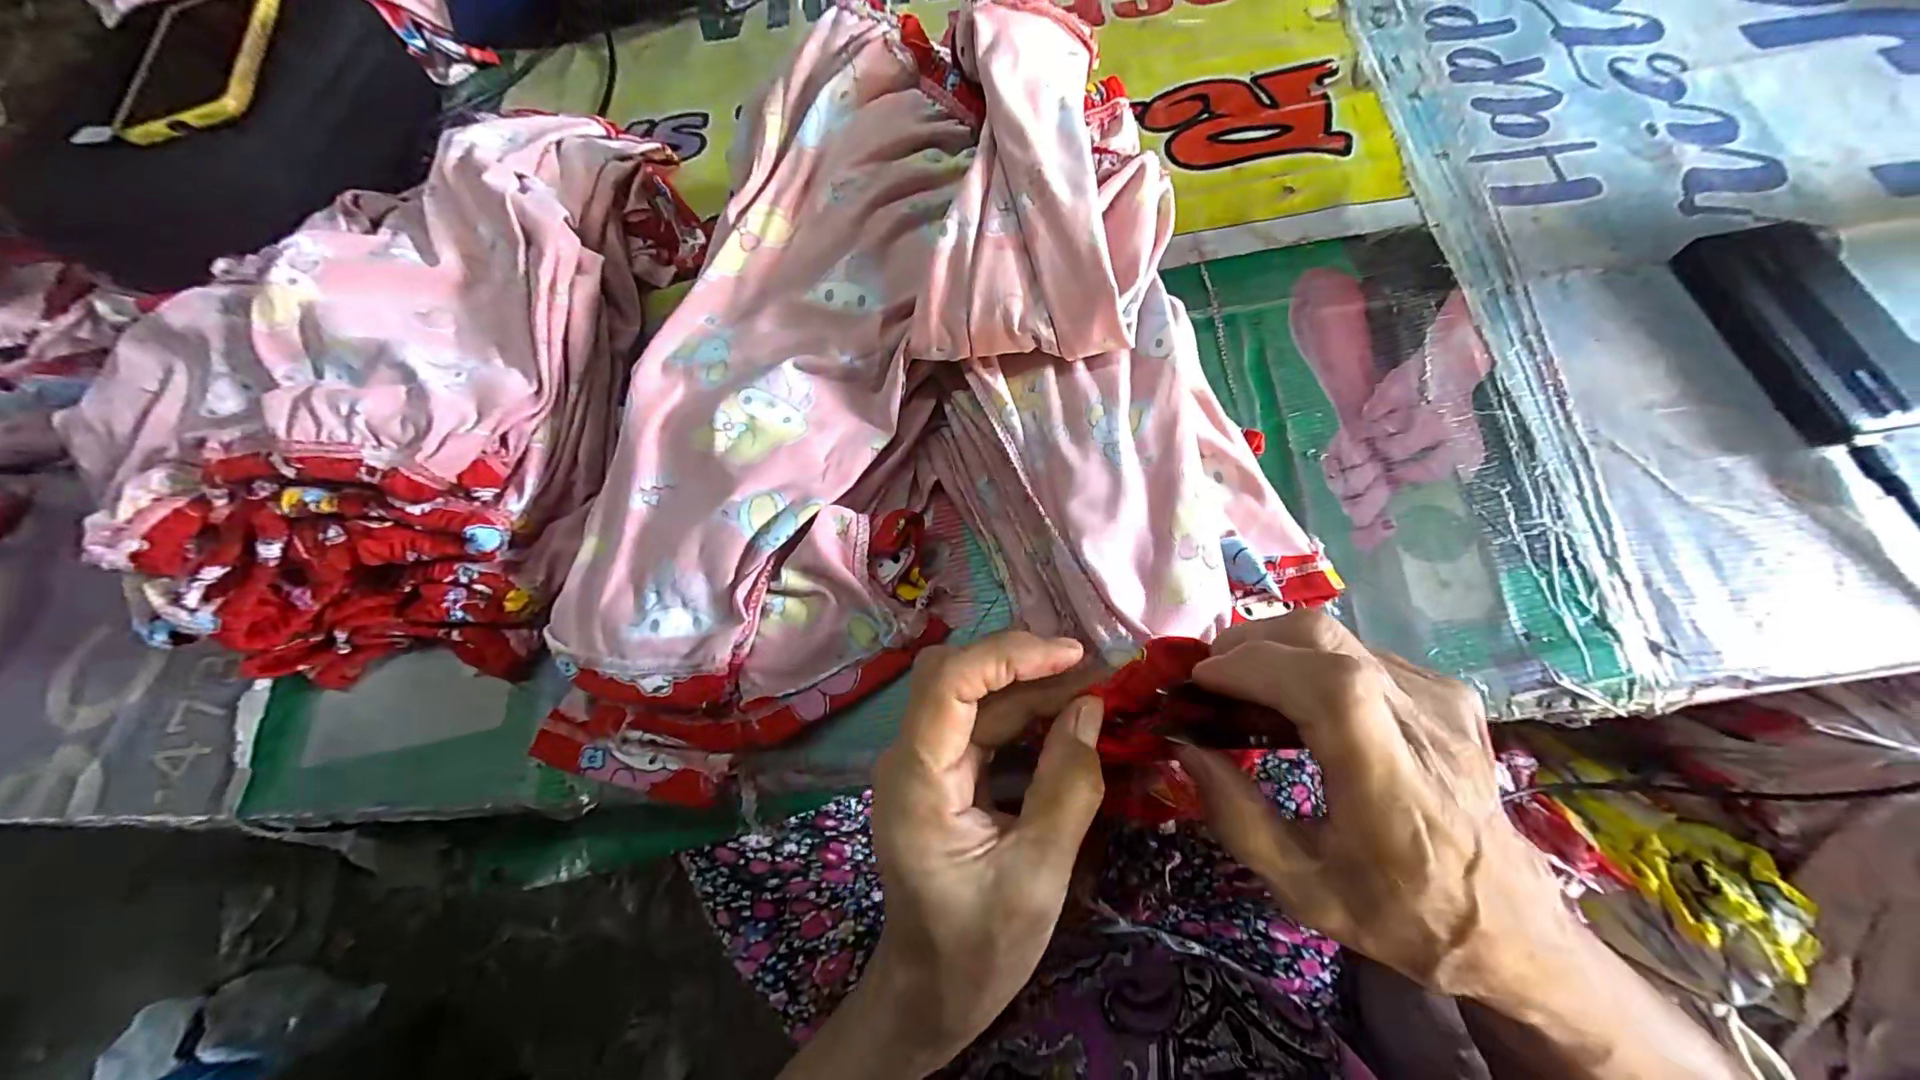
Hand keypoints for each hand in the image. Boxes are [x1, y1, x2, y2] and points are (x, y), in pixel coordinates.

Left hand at [782, 632, 1106, 1078]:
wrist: (930, 994)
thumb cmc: (978, 950)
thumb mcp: (1037, 877)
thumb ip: (1067, 789)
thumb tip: (1091, 710)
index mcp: (917, 779)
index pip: (948, 682)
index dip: (1010, 656)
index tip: (1074, 656)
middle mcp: (912, 757)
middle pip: (959, 678)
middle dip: (1027, 666)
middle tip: (1097, 674)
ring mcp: (926, 763)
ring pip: (976, 697)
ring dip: (1034, 688)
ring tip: (1097, 692)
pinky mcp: (945, 774)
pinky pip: (985, 725)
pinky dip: (1028, 715)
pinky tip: (1069, 719)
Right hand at [1174, 608, 1561, 997]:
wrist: (1513, 928)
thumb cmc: (1401, 915)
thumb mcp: (1302, 887)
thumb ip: (1235, 814)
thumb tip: (1184, 747)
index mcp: (1394, 783)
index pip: (1326, 685)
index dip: (1253, 666)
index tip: (1200, 682)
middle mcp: (1426, 724)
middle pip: (1323, 639)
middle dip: (1248, 643)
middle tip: (1207, 677)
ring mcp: (1443, 700)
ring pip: (1336, 636)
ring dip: (1272, 647)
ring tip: (1239, 683)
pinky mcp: (1446, 692)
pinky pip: (1357, 652)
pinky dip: (1306, 659)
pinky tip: (1293, 696)